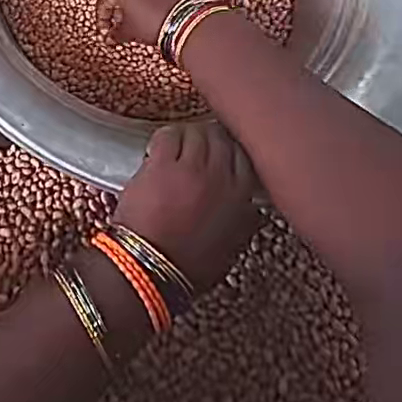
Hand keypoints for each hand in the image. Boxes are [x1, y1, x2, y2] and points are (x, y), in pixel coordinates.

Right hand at [97, 0, 197, 47]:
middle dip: (117, 11)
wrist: (184, 20)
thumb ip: (115, 33)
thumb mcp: (129, 32)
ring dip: (131, 6)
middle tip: (117, 27)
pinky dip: (145, 2)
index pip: (103, 1)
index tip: (105, 30)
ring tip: (134, 23)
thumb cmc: (152, 23)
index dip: (102, 18)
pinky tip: (148, 16)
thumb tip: (111, 36)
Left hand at [112, 121, 261, 291]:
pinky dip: (167, 136)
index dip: (230, 149)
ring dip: (189, 136)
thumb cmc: (187, 265)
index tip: (222, 149)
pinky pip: (170, 135)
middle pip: (220, 138)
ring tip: (181, 144)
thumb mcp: (231, 247)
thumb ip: (244, 220)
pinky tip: (161, 146)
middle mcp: (220, 177)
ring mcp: (191, 168)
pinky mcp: (163, 164)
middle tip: (200, 143)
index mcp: (241, 197)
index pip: (243, 155)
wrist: (151, 268)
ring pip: (197, 133)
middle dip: (211, 138)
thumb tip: (250, 208)